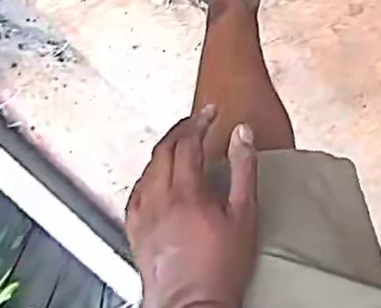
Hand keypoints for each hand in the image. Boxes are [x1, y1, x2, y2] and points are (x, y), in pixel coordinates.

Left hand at [124, 106, 258, 307]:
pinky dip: (147, 177)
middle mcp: (159, 202)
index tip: (212, 113)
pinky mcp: (136, 238)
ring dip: (163, 150)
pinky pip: (135, 196)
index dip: (200, 122)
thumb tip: (242, 133)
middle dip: (181, 130)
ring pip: (147, 171)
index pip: (188, 143)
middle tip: (197, 121)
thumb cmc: (222, 267)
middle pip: (163, 152)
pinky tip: (155, 178)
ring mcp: (143, 220)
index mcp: (186, 194)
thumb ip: (244, 168)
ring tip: (179, 143)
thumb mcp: (245, 213)